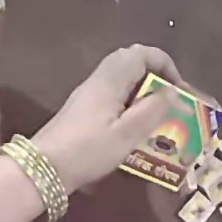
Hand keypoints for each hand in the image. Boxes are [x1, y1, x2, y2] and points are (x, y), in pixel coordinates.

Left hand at [32, 44, 190, 193]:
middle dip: (155, 74)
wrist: (43, 168)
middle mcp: (98, 80)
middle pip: (130, 61)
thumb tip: (171, 91)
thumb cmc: (88, 151)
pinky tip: (134, 124)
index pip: (142, 53)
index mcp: (110, 80)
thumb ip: (152, 110)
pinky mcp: (83, 109)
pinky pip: (113, 92)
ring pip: (121, 77)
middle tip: (170, 99)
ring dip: (143, 88)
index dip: (165, 64)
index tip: (178, 89)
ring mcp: (88, 94)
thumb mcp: (126, 134)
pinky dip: (130, 100)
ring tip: (157, 113)